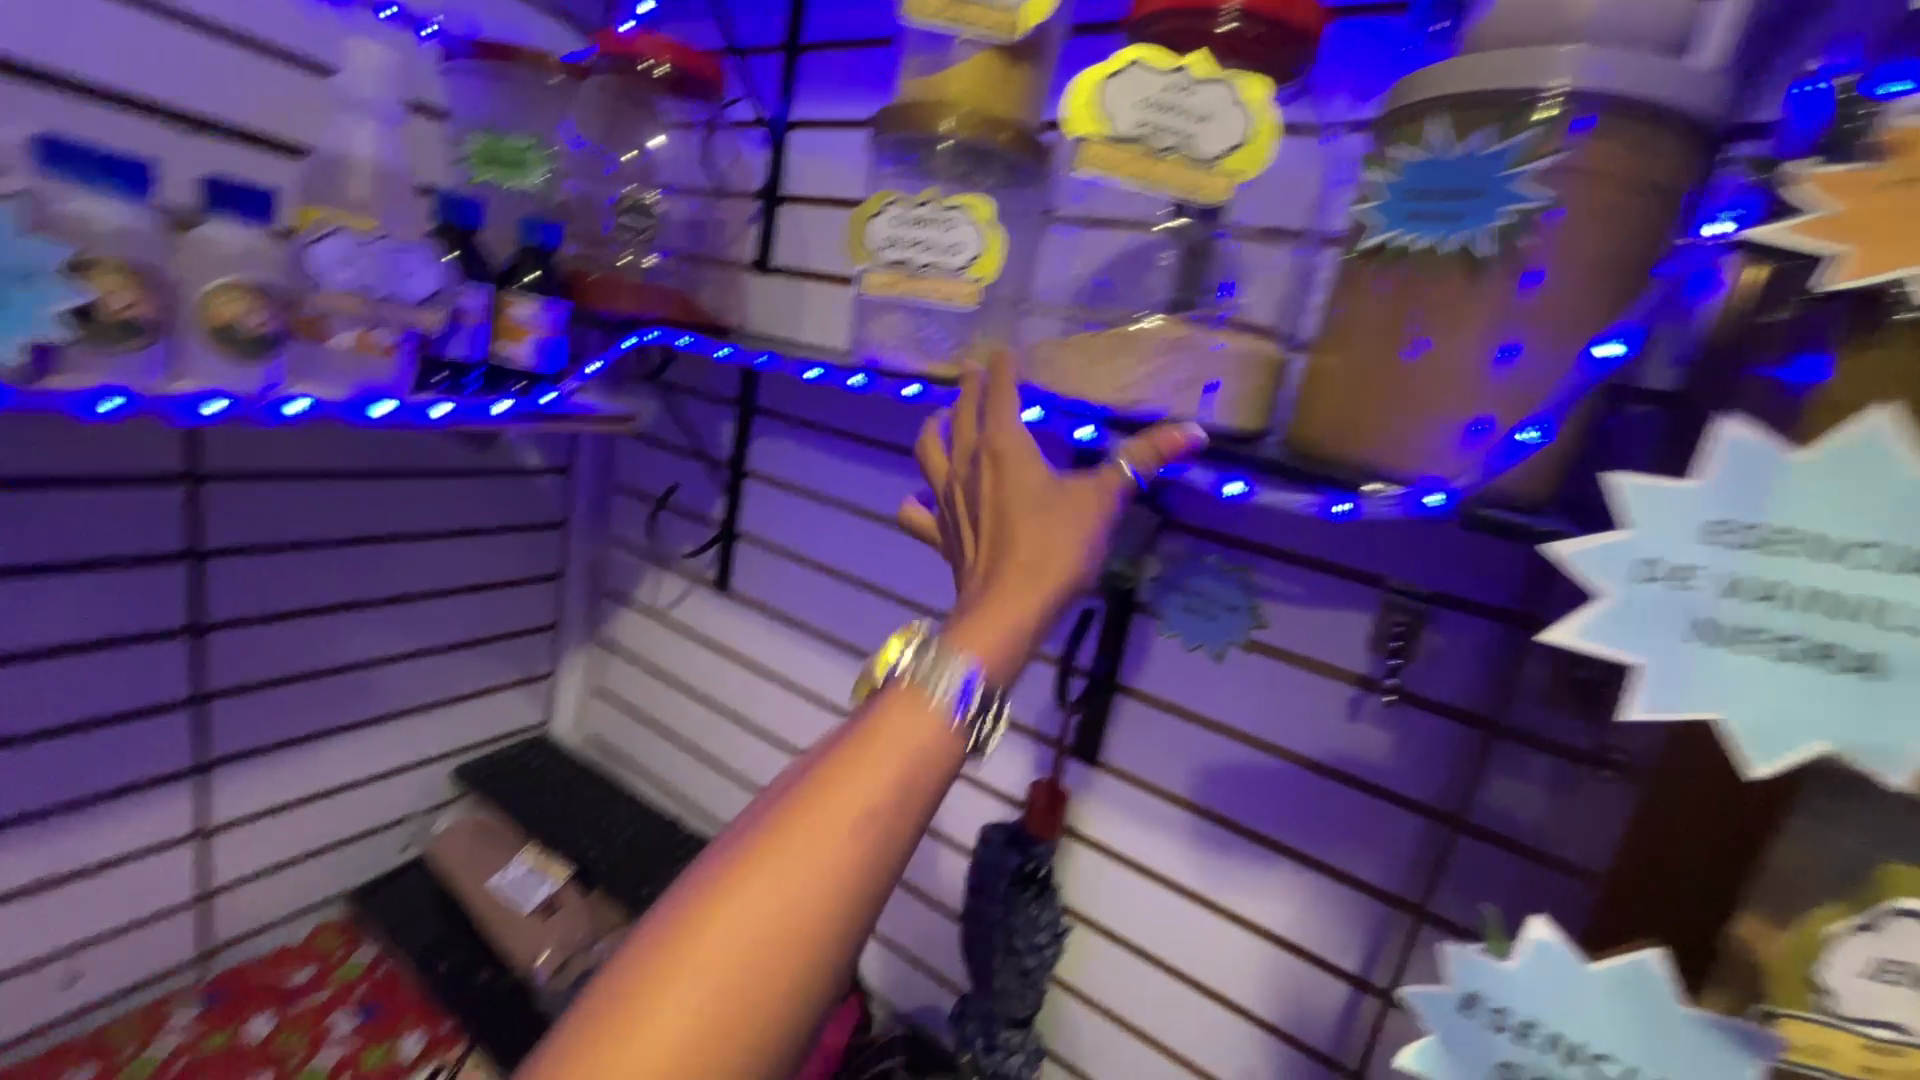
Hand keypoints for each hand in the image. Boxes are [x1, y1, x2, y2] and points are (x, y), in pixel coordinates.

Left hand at [896, 347, 1207, 677]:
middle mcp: (967, 464)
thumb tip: (1194, 430)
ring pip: (928, 452)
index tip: (1004, 352)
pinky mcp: (940, 535)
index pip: (1000, 393)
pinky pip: (917, 513)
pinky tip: (919, 499)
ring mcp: (947, 500)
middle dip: (970, 390)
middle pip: (961, 415)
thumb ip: (1142, 461)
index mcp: (1004, 445)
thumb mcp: (1103, 500)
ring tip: (941, 419)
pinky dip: (916, 502)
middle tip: (974, 374)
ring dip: (934, 429)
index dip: (1003, 370)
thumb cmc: (1056, 549)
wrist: (1009, 611)